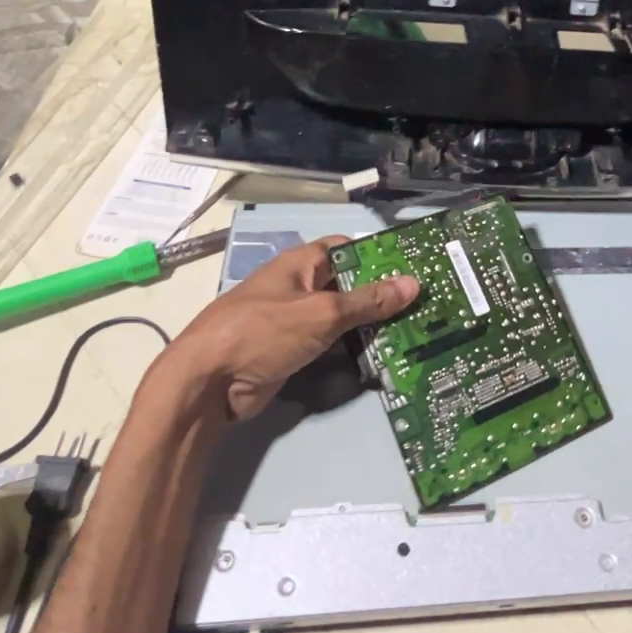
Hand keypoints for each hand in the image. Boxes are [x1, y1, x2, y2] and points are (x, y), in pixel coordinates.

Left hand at [174, 238, 417, 420]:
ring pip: (341, 319)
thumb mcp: (321, 313)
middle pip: (348, 285)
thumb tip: (412, 283)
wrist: (207, 383)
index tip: (413, 267)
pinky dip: (352, 350)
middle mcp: (299, 288)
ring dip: (370, 326)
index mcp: (301, 265)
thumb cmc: (262, 332)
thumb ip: (367, 301)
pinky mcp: (292, 353)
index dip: (378, 255)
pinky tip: (384, 358)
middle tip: (424, 305)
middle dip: (381, 295)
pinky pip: (330, 346)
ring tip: (415, 332)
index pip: (346, 248)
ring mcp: (294, 322)